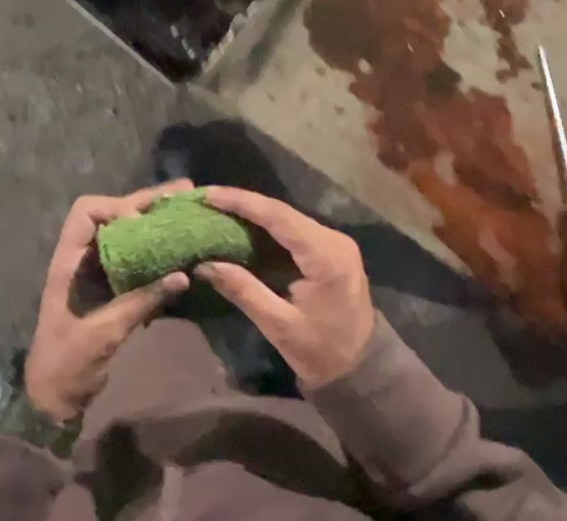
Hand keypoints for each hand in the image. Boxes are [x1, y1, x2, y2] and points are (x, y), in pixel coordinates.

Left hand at [24, 181, 193, 420]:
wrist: (54, 397)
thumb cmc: (68, 363)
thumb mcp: (104, 333)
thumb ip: (141, 302)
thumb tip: (182, 274)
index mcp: (68, 261)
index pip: (86, 212)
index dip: (116, 208)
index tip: (143, 222)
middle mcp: (82, 258)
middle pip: (111, 214)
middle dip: (145, 202)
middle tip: (185, 191)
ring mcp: (97, 271)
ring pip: (124, 232)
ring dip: (153, 219)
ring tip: (188, 208)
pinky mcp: (111, 287)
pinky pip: (133, 255)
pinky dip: (155, 245)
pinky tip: (180, 243)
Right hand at [193, 186, 376, 387]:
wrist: (362, 370)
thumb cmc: (323, 352)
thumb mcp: (279, 326)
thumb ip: (243, 290)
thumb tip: (204, 265)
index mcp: (326, 257)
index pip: (279, 217)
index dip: (242, 202)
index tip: (209, 195)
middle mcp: (333, 240)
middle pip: (282, 212)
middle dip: (243, 203)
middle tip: (207, 199)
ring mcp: (333, 243)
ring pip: (286, 217)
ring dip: (252, 212)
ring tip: (217, 206)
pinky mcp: (329, 250)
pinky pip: (292, 229)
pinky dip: (265, 225)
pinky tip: (240, 224)